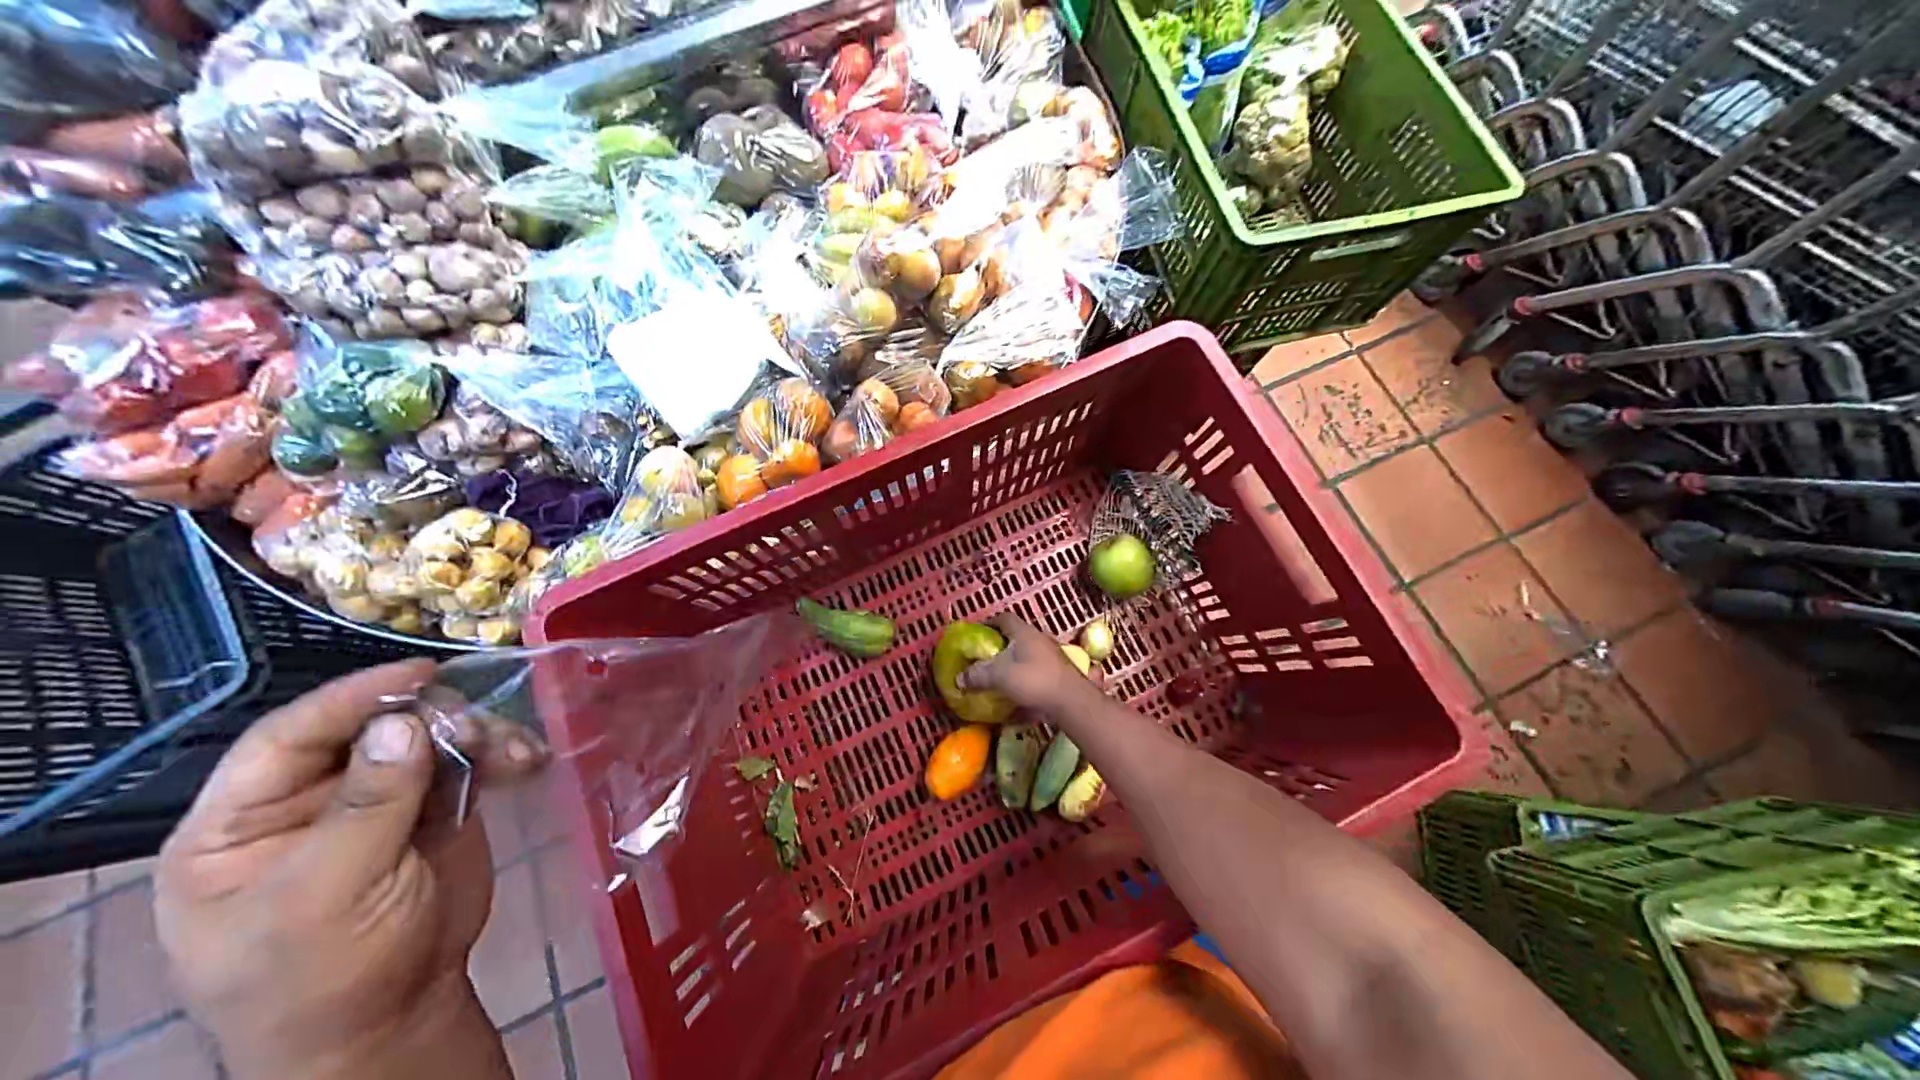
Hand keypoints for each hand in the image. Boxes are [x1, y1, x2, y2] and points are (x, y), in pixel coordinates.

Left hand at [155, 660, 544, 1079]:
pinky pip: (469, 763)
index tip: (416, 674)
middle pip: (371, 729)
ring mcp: (380, 801)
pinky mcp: (436, 808)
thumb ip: (366, 806)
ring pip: (430, 739)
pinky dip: (500, 755)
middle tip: (475, 727)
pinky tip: (526, 760)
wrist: (395, 1017)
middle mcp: (311, 799)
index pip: (287, 738)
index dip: (349, 700)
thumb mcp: (328, 895)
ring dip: (477, 736)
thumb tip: (404, 722)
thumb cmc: (324, 975)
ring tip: (511, 751)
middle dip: (430, 719)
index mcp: (242, 822)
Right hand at [956, 613, 1092, 713]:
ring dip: (1013, 664)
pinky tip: (1016, 695)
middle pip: (1016, 637)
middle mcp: (1040, 640)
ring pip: (1027, 656)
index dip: (989, 622)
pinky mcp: (1058, 675)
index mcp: (1024, 633)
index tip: (977, 632)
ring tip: (998, 677)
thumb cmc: (1034, 680)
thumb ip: (978, 675)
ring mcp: (1052, 657)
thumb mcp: (1000, 676)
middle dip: (1000, 646)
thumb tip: (959, 678)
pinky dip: (1024, 680)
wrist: (1072, 702)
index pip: (1004, 618)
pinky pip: (1036, 673)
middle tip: (984, 657)